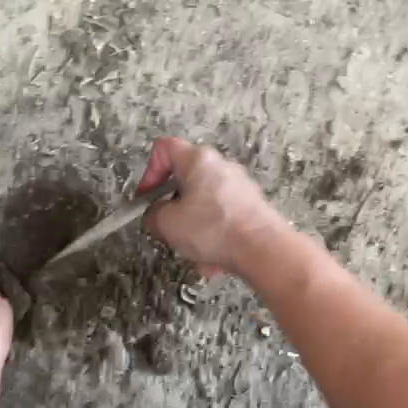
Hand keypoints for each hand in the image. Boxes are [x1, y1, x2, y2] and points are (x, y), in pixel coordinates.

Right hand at [136, 136, 290, 277]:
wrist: (261, 248)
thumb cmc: (211, 229)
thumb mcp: (167, 224)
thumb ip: (152, 215)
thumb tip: (155, 216)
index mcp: (197, 160)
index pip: (164, 148)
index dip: (148, 172)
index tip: (146, 198)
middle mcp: (221, 165)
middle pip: (184, 179)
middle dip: (171, 206)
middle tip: (166, 228)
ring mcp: (239, 184)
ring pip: (202, 202)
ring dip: (191, 226)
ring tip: (191, 250)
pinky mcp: (251, 204)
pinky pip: (221, 217)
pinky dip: (212, 235)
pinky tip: (212, 259)